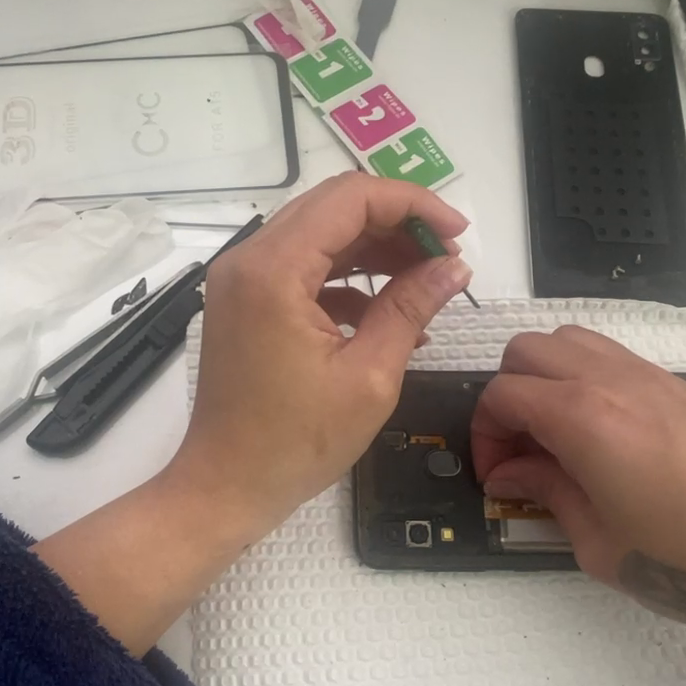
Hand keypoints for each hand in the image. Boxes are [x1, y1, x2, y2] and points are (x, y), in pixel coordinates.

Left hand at [167, 172, 472, 541]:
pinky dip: (349, 280)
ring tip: (428, 280)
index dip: (412, 205)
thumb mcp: (369, 376)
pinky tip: (390, 311)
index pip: (350, 199)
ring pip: (320, 236)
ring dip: (375, 250)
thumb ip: (411, 307)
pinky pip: (304, 270)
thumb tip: (455, 266)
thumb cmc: (296, 443)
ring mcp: (242, 281)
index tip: (458, 233)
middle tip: (447, 257)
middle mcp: (248, 260)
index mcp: (273, 270)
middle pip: (333, 209)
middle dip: (397, 223)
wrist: (227, 486)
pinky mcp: (246, 303)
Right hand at [470, 325, 685, 639]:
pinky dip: (584, 377)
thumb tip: (510, 473)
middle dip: (505, 395)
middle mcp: (613, 381)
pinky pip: (612, 356)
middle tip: (518, 451)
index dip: (482, 434)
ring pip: (570, 340)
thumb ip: (546, 495)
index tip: (495, 476)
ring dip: (544, 377)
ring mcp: (652, 377)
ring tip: (554, 436)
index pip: (501, 394)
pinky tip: (601, 434)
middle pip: (527, 351)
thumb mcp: (600, 544)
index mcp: (583, 417)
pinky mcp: (684, 388)